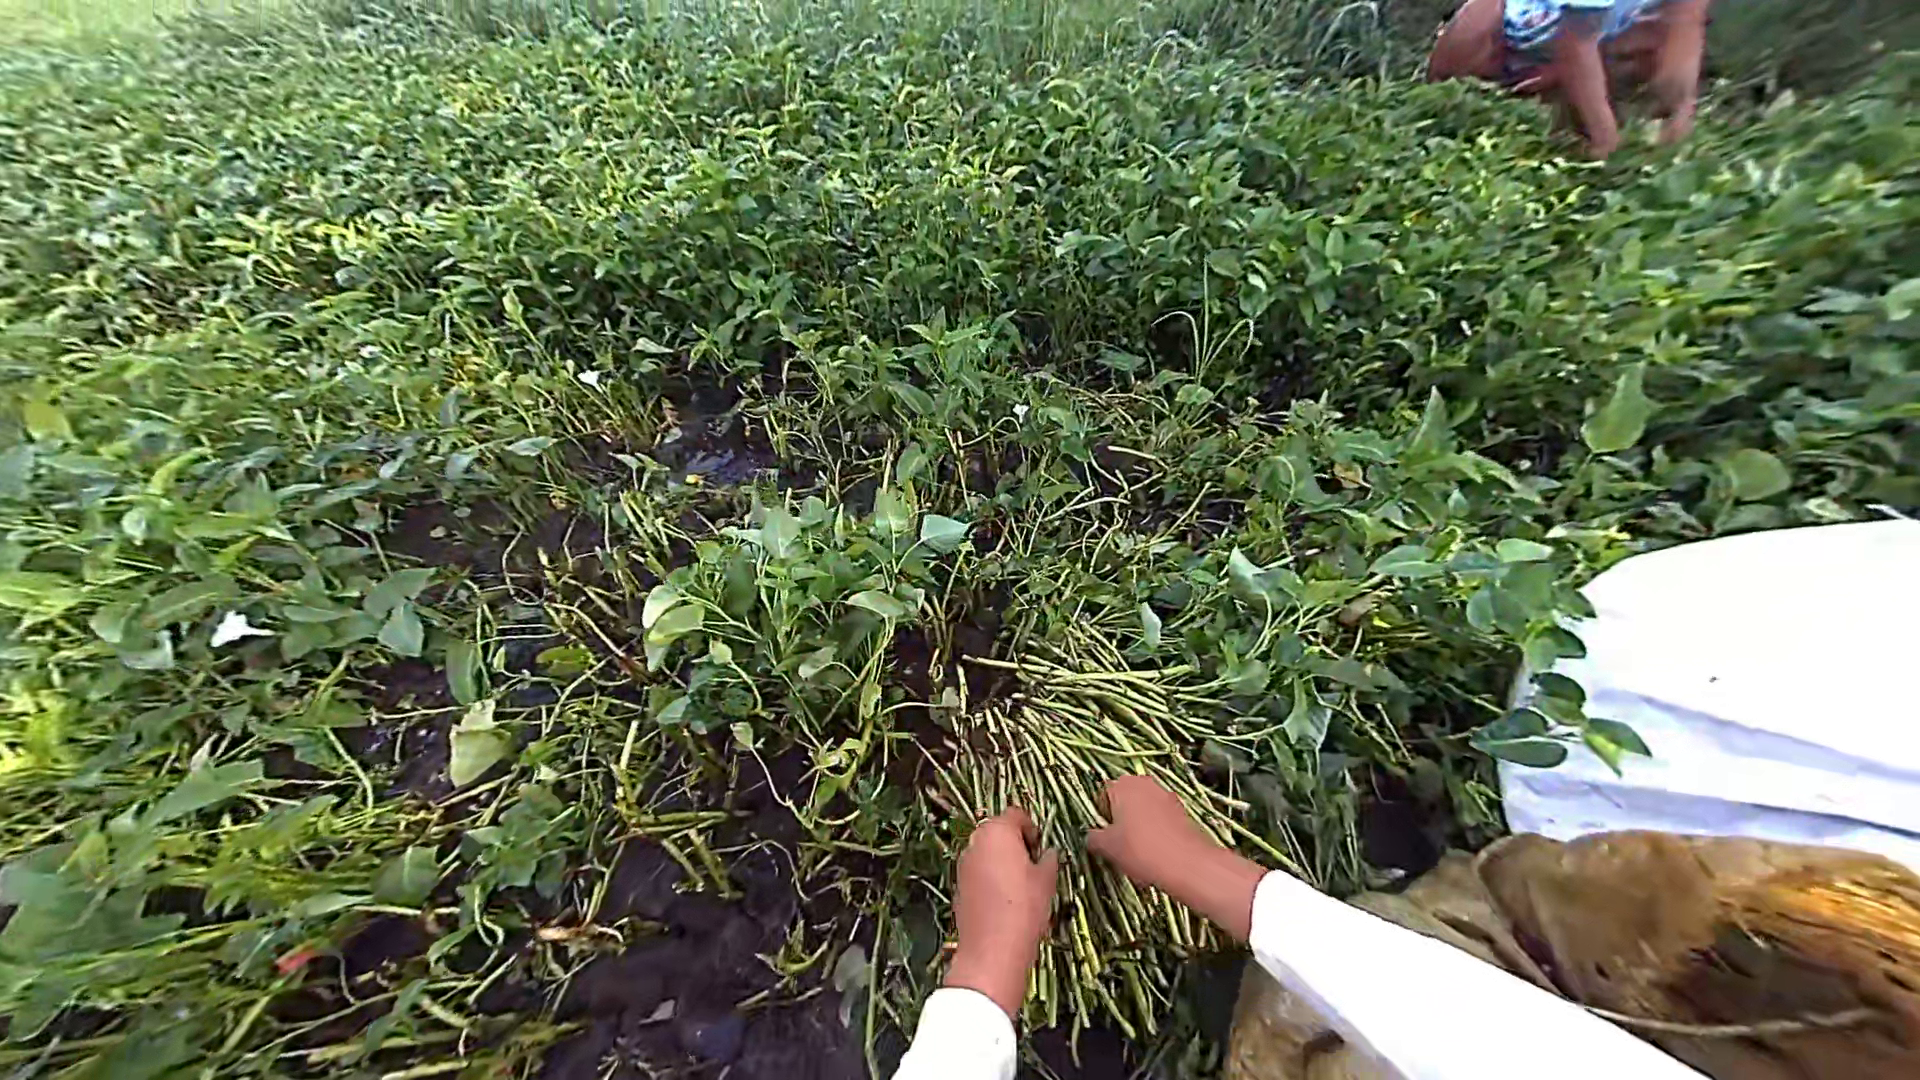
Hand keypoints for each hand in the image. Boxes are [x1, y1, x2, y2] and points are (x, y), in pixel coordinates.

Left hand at [944, 806, 1058, 1018]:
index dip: (1032, 828)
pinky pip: (978, 870)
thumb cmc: (1024, 909)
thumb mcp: (1046, 880)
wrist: (991, 952)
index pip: (1016, 814)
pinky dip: (990, 876)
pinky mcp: (958, 883)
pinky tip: (1004, 899)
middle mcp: (976, 840)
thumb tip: (1048, 853)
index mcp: (997, 831)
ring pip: (988, 851)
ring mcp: (964, 862)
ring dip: (1002, 860)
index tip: (1041, 848)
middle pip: (999, 830)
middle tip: (1033, 865)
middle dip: (1016, 843)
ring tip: (1020, 885)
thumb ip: (1048, 858)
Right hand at [1088, 775, 1266, 941]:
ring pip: (1143, 810)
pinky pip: (1160, 819)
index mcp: (1122, 784)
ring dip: (1137, 827)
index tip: (1102, 836)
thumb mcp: (1107, 847)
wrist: (1189, 865)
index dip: (1100, 817)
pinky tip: (1155, 856)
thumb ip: (1093, 838)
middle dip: (1119, 821)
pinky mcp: (1182, 811)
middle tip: (1118, 846)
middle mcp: (1144, 782)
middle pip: (1123, 800)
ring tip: (1137, 855)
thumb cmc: (1142, 850)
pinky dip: (1155, 833)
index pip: (1102, 794)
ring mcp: (1166, 795)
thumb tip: (1089, 837)